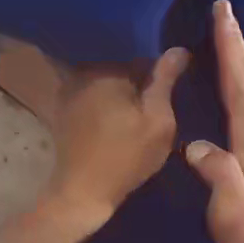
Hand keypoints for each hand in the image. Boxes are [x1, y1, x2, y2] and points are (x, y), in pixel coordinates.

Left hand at [45, 47, 189, 225]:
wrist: (82, 193)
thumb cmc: (126, 157)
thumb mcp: (158, 121)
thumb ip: (165, 81)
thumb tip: (179, 49)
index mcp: (108, 71)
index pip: (144, 60)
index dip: (161, 78)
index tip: (171, 96)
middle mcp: (84, 74)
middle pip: (124, 71)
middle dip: (140, 85)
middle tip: (157, 109)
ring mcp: (70, 93)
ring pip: (109, 86)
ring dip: (123, 97)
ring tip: (139, 117)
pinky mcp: (64, 112)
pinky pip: (94, 100)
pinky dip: (107, 108)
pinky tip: (118, 125)